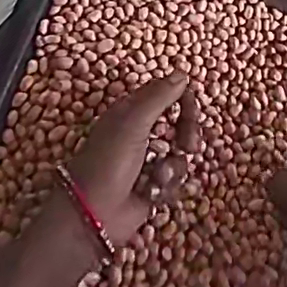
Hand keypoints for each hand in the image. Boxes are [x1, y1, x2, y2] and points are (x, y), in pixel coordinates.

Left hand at [66, 74, 202, 245]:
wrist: (94, 213)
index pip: (166, 93)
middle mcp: (141, 131)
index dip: (182, 99)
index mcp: (132, 110)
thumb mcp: (134, 122)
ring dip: (172, 166)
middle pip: (179, 122)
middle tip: (188, 145)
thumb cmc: (110, 160)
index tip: (191, 108)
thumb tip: (183, 73)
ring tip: (159, 177)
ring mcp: (148, 159)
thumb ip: (159, 96)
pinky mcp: (154, 185)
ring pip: (180, 153)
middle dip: (187, 134)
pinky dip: (166, 186)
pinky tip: (152, 192)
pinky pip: (175, 178)